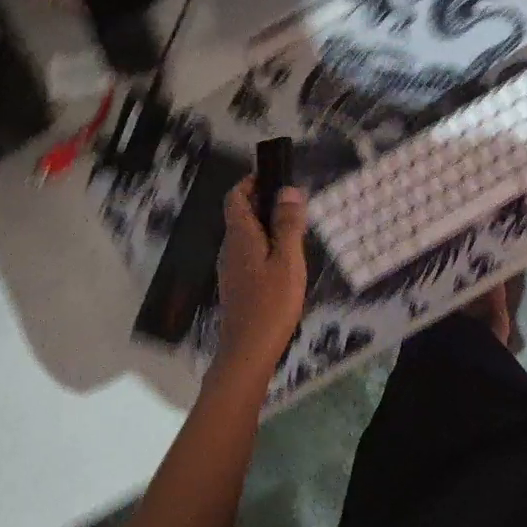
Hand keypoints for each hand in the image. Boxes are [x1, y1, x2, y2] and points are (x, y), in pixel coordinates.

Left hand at [215, 177, 307, 373]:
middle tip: (295, 202)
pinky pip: (250, 254)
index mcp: (240, 236)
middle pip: (241, 214)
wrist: (248, 349)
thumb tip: (289, 189)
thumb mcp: (288, 261)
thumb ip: (288, 225)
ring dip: (267, 225)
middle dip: (264, 202)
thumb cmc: (271, 303)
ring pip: (246, 235)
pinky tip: (286, 260)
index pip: (235, 197)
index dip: (250, 182)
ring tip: (296, 229)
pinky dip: (265, 245)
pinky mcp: (238, 285)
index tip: (274, 176)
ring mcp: (231, 268)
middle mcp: (230, 248)